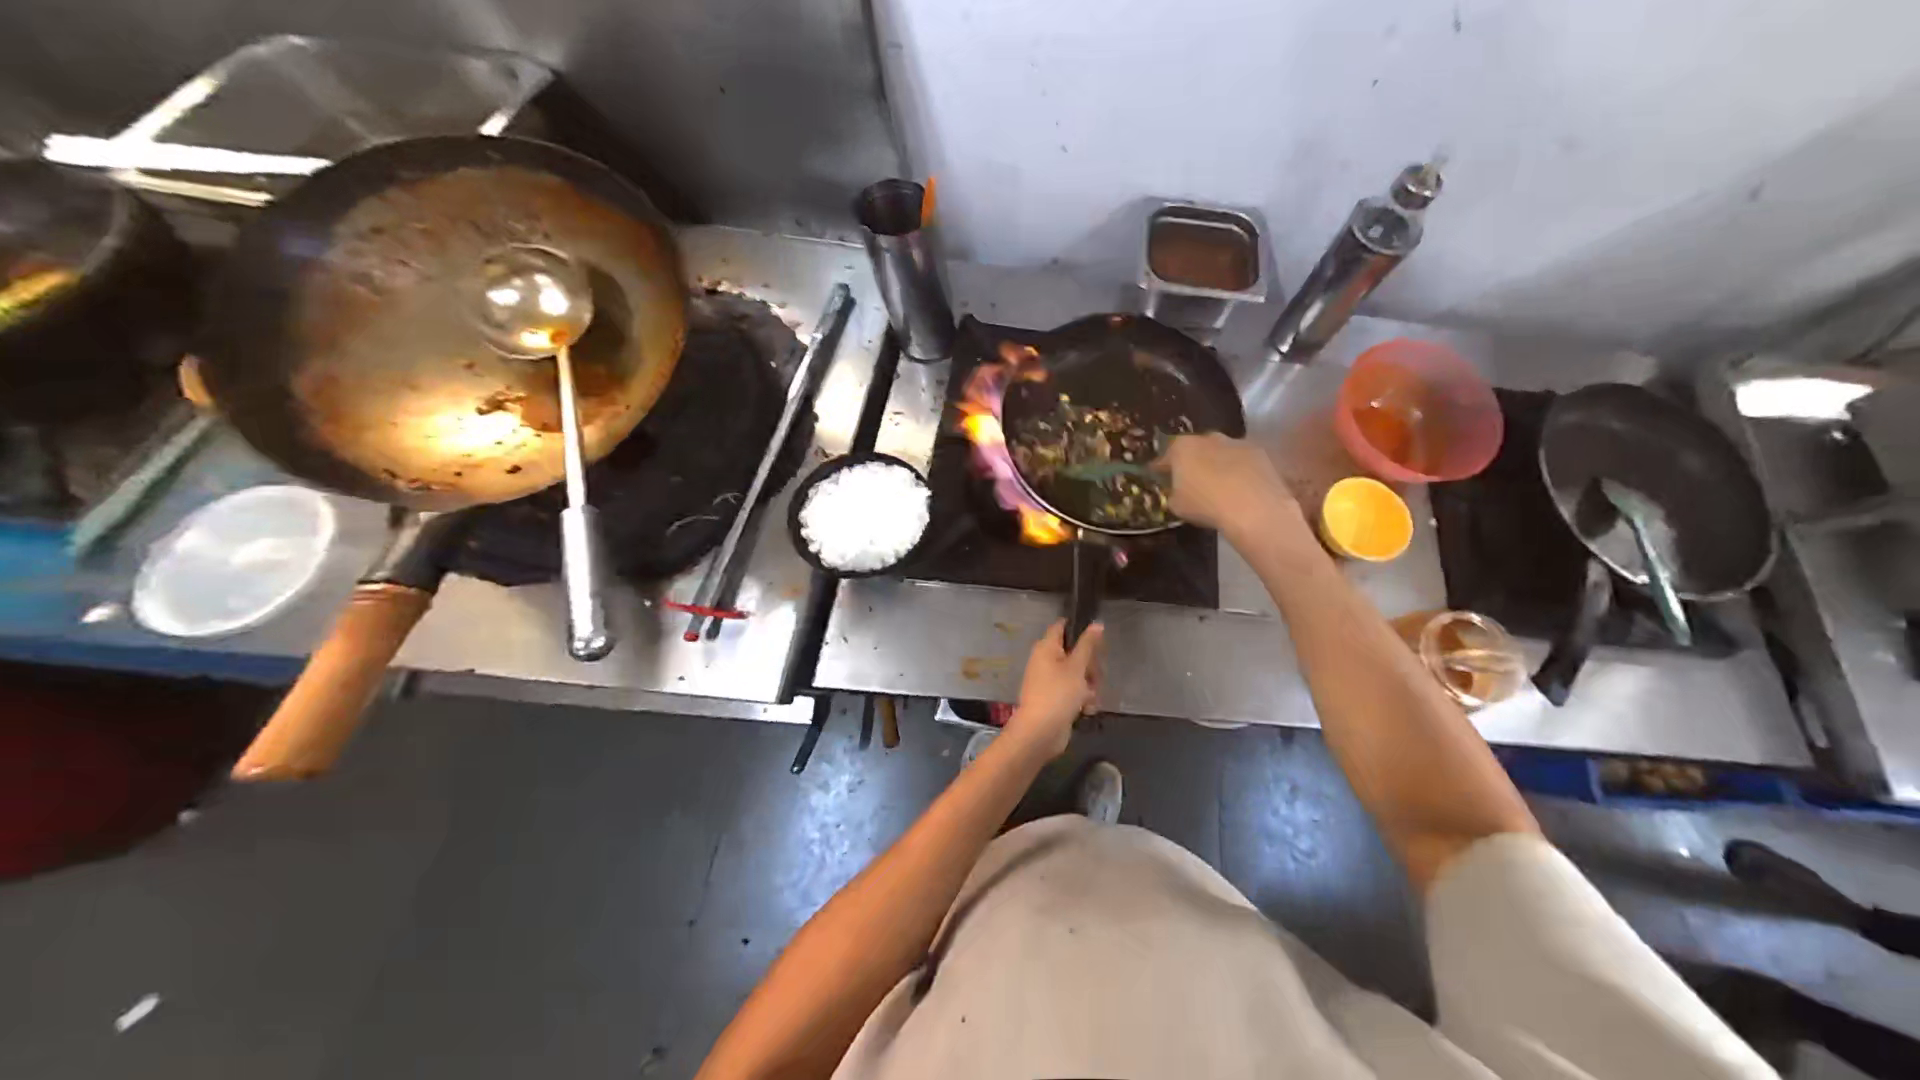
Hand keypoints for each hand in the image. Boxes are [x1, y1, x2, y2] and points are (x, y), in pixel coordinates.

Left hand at [1005, 620, 1104, 757]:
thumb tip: (1096, 623)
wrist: (1041, 732)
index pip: (1062, 627)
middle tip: (1094, 676)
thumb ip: (1088, 645)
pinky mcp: (1056, 699)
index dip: (1079, 629)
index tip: (1097, 639)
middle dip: (1090, 667)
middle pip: (1076, 653)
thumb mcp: (1076, 666)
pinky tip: (1086, 710)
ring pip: (1079, 675)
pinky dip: (1082, 700)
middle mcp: (1046, 661)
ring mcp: (1051, 681)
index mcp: (1046, 647)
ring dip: (1089, 687)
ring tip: (1088, 698)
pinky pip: (1075, 693)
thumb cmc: (1058, 693)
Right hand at [1164, 433, 1301, 540]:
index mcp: (1181, 448)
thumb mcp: (1177, 505)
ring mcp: (1236, 442)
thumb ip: (1173, 494)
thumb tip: (1177, 492)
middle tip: (1191, 481)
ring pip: (1220, 452)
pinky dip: (1239, 470)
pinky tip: (1240, 488)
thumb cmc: (1205, 504)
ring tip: (1219, 485)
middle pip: (1194, 449)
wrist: (1253, 507)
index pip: (1165, 458)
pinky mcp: (1259, 452)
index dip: (1160, 469)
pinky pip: (1242, 461)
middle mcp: (1207, 438)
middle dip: (1192, 462)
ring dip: (1217, 464)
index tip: (1158, 477)